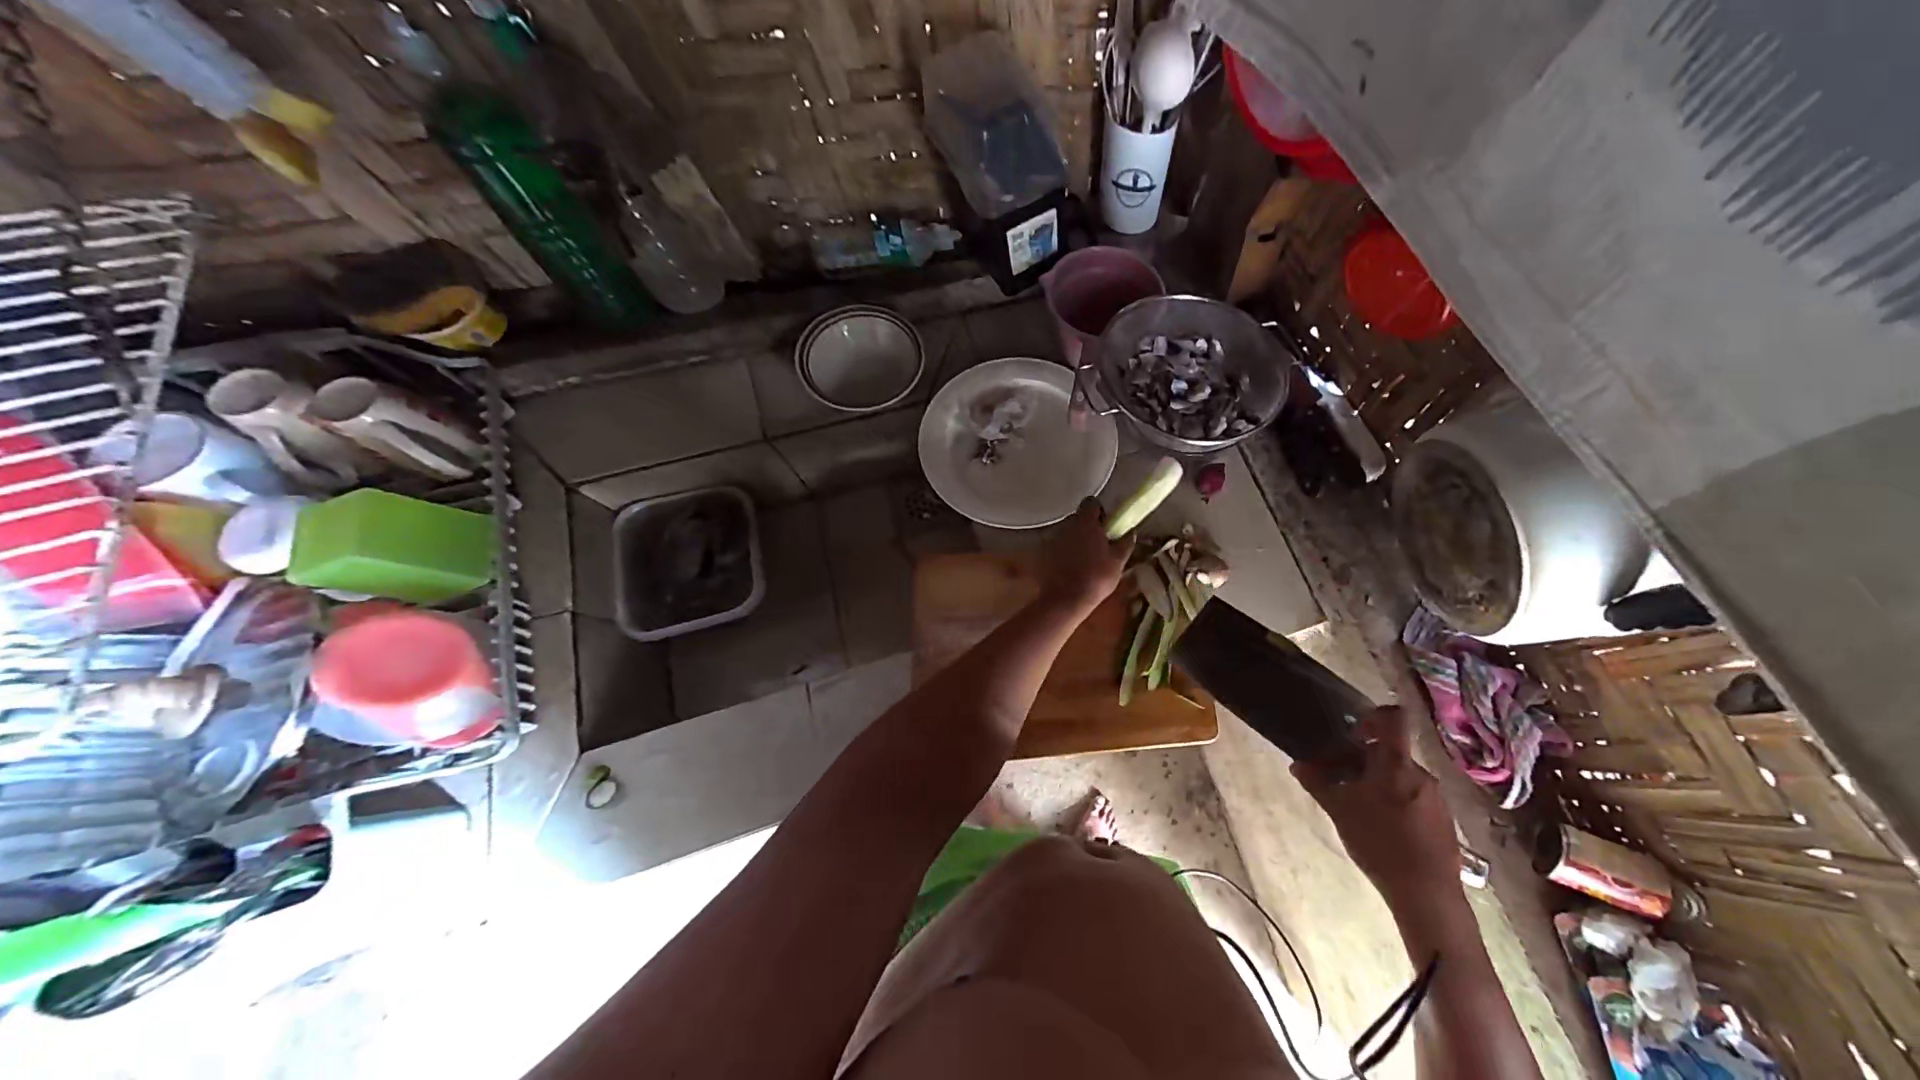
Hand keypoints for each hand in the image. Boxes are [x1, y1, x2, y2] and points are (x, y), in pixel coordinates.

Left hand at [1039, 499, 1130, 614]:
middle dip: (1088, 526)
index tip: (1107, 525)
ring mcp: (1053, 538)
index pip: (1091, 503)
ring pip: (1068, 532)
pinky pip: (1058, 546)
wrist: (1065, 599)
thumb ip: (1125, 542)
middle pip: (1078, 517)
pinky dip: (1065, 551)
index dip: (1100, 511)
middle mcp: (1066, 525)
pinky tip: (1073, 567)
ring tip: (1087, 558)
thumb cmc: (1096, 577)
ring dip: (1076, 539)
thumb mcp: (1118, 561)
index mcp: (1085, 522)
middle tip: (1100, 543)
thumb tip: (1131, 532)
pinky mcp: (1044, 553)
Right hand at [1293, 706, 1461, 908]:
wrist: (1426, 892)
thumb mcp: (1338, 811)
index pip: (1393, 719)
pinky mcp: (1442, 818)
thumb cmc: (1378, 842)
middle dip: (1361, 759)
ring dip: (1376, 780)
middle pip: (1388, 752)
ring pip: (1399, 774)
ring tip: (1355, 804)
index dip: (1372, 716)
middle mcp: (1419, 773)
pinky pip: (1412, 794)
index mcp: (1395, 764)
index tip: (1352, 733)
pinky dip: (1392, 798)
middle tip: (1338, 778)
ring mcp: (1435, 796)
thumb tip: (1298, 764)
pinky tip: (1378, 824)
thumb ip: (1318, 783)